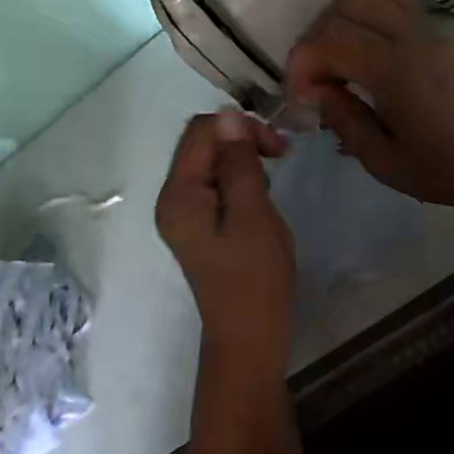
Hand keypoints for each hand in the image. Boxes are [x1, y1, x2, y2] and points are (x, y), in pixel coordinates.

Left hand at [156, 113, 294, 345]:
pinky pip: (217, 187)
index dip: (239, 127)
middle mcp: (173, 199)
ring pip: (212, 164)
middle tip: (281, 154)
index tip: (277, 145)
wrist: (249, 337)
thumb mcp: (252, 214)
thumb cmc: (254, 278)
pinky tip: (261, 195)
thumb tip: (229, 116)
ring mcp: (186, 214)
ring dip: (244, 159)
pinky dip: (241, 180)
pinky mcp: (201, 227)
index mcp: (178, 195)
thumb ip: (239, 163)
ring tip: (273, 174)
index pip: (201, 132)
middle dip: (241, 140)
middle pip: (203, 145)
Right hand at [285, 0, 453, 218]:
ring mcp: (431, 30)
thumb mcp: (382, 160)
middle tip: (314, 75)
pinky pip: (397, 0)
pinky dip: (369, 8)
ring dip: (341, 16)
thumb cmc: (442, 171)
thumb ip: (344, 118)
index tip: (299, 95)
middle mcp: (413, 39)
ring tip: (335, 54)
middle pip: (348, 5)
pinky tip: (362, 41)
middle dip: (318, 36)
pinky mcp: (440, 34)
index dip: (304, 61)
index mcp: (397, 72)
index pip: (333, 39)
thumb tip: (315, 90)